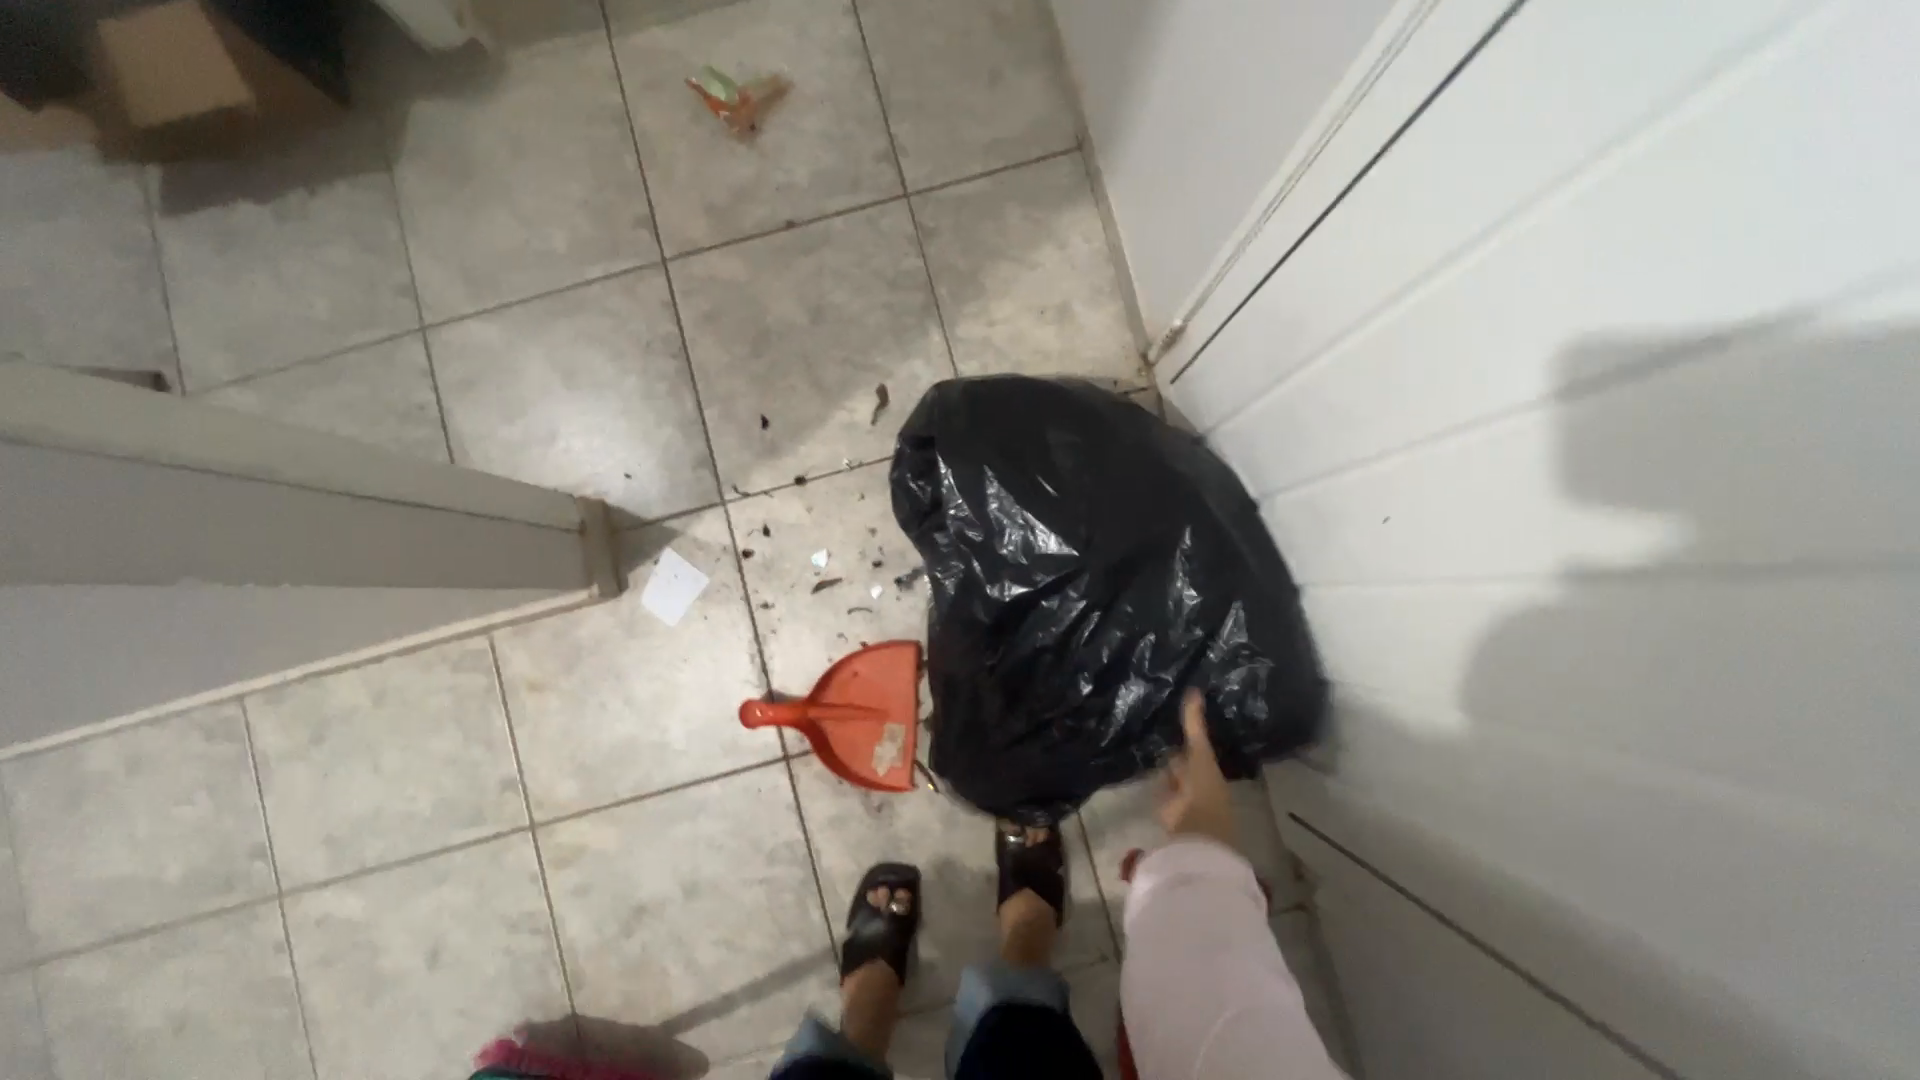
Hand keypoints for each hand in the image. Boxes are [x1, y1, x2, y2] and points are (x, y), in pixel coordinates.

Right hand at [1157, 690, 1237, 851]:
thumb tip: (1194, 690)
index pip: (1198, 748)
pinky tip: (1142, 767)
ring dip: (1163, 765)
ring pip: (1170, 774)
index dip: (1189, 735)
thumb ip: (1195, 724)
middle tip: (1159, 729)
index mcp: (1209, 768)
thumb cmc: (1203, 787)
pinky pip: (1157, 787)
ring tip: (1146, 744)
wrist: (1194, 826)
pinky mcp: (1163, 807)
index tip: (1177, 719)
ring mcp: (1179, 795)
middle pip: (1183, 761)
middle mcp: (1195, 780)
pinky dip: (1153, 779)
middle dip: (1175, 750)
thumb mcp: (1200, 752)